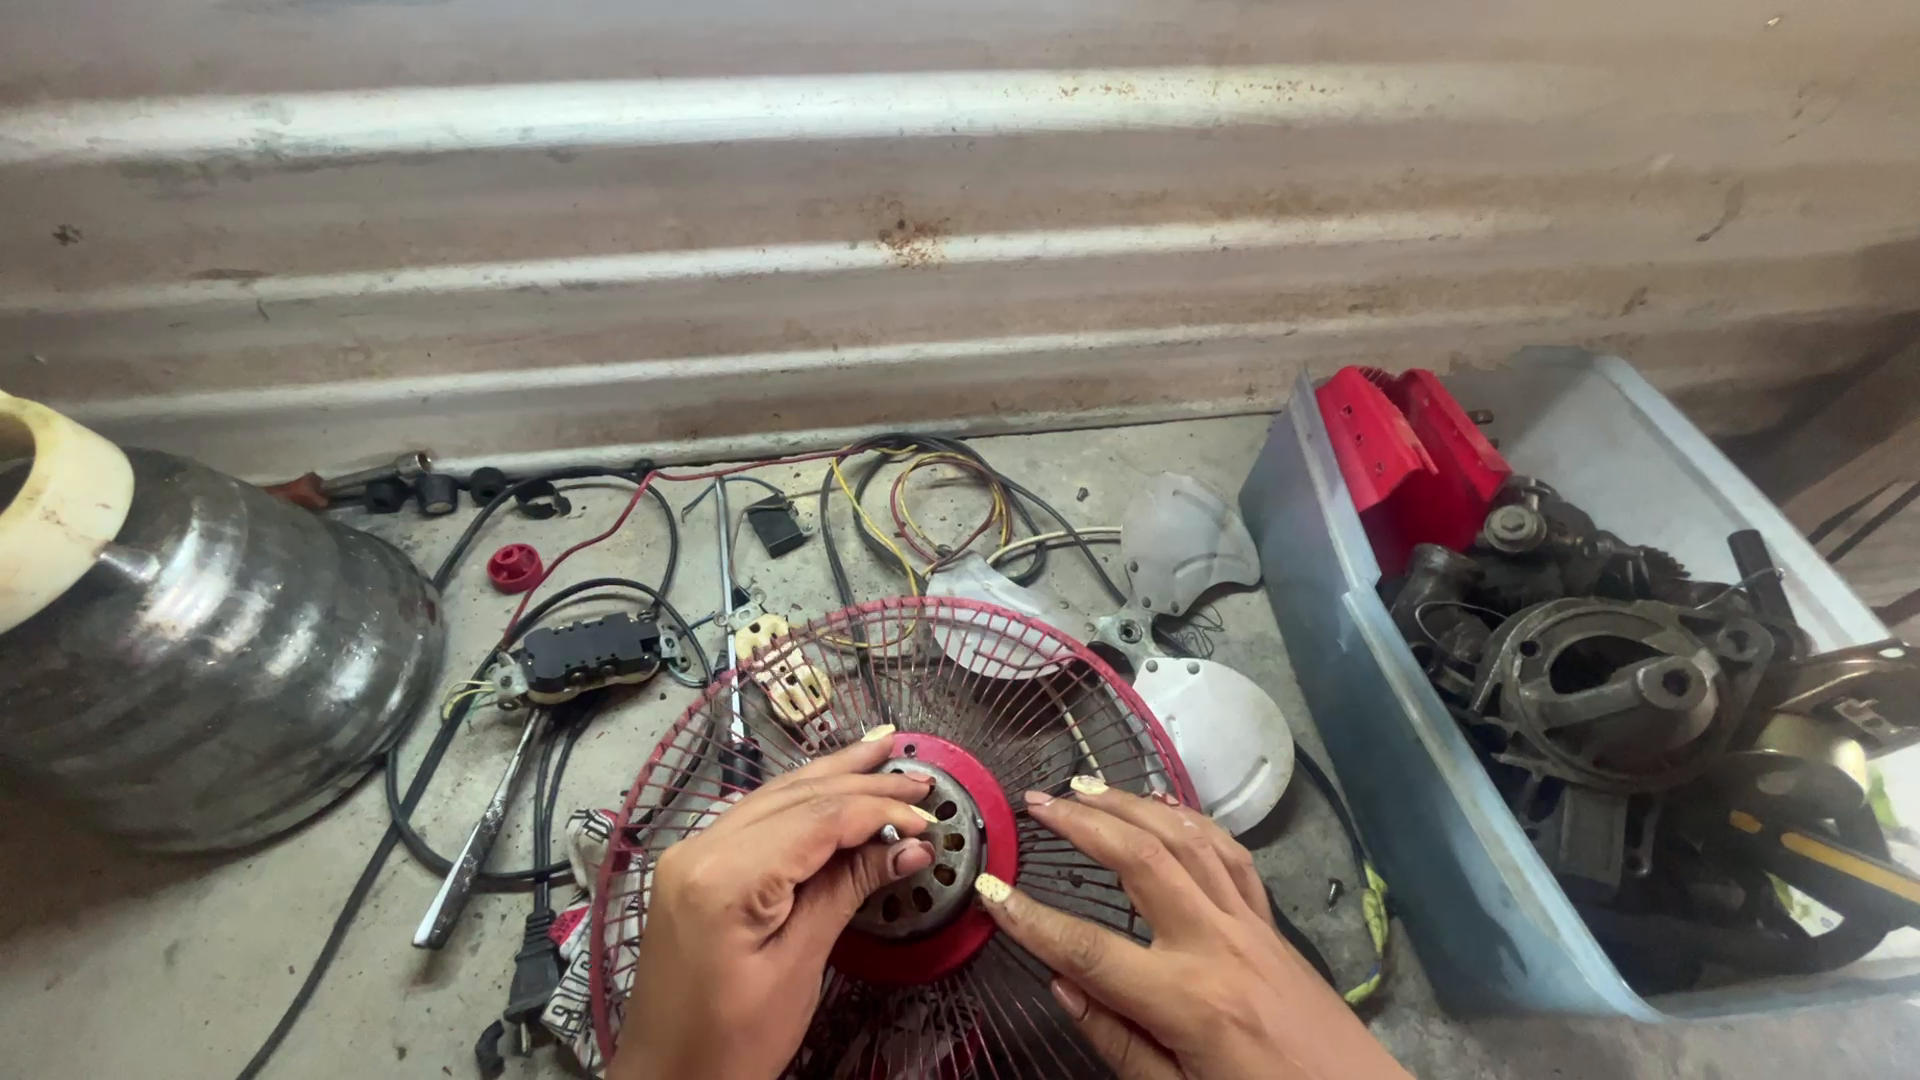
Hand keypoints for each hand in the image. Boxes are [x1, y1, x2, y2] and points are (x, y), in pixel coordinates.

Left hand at [610, 727, 939, 1079]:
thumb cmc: (731, 1043)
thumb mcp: (799, 967)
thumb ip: (849, 890)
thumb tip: (910, 846)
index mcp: (724, 877)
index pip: (817, 820)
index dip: (877, 812)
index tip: (926, 821)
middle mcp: (702, 846)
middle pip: (797, 796)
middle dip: (861, 782)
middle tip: (917, 779)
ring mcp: (693, 850)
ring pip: (777, 794)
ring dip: (834, 775)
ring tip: (880, 751)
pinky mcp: (696, 861)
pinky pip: (760, 814)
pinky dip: (804, 797)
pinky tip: (831, 781)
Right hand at [974, 778, 1409, 1079]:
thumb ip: (1116, 1039)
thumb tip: (1058, 980)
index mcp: (1187, 1000)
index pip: (1088, 950)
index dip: (1031, 919)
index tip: (991, 888)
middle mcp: (1215, 943)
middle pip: (1140, 859)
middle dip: (1083, 823)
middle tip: (1039, 802)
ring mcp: (1247, 922)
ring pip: (1183, 838)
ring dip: (1129, 803)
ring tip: (1086, 786)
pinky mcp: (1268, 918)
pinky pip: (1228, 852)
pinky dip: (1189, 817)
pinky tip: (1160, 801)